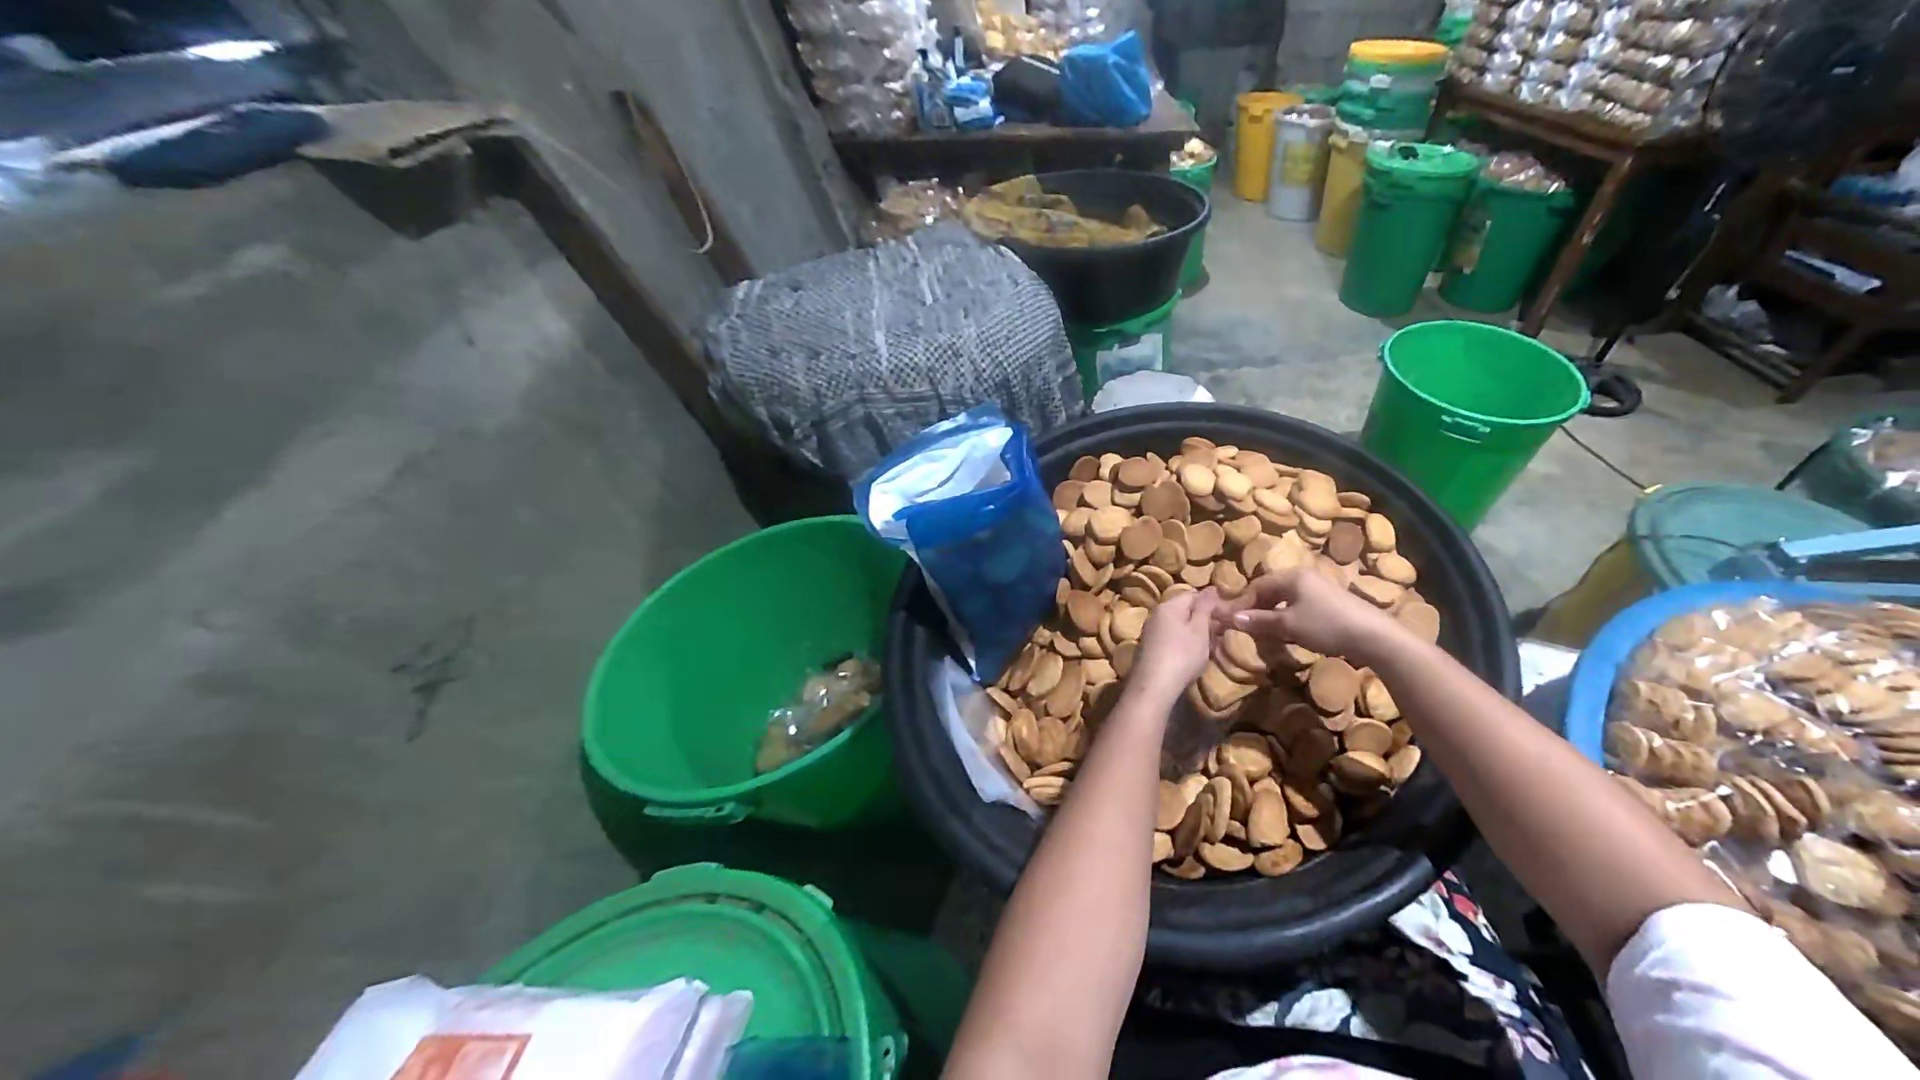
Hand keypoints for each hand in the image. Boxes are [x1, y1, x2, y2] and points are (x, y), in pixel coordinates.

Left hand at [1129, 588, 1223, 700]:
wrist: (1153, 685)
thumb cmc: (1182, 654)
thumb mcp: (1199, 630)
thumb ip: (1205, 608)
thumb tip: (1211, 588)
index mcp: (1168, 606)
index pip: (1193, 594)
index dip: (1212, 602)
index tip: (1228, 615)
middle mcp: (1155, 614)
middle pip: (1184, 609)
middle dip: (1203, 618)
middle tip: (1222, 631)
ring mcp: (1150, 631)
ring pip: (1177, 624)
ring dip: (1195, 631)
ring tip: (1211, 644)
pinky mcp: (1149, 647)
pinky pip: (1170, 637)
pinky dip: (1184, 642)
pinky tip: (1193, 654)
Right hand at [1214, 569, 1409, 665]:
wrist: (1374, 636)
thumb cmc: (1326, 625)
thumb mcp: (1287, 625)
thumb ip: (1258, 620)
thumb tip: (1230, 618)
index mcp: (1292, 576)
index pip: (1256, 586)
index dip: (1240, 603)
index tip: (1228, 621)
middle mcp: (1304, 577)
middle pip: (1270, 589)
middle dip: (1254, 607)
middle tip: (1243, 625)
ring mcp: (1319, 588)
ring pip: (1285, 598)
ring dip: (1270, 612)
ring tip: (1262, 629)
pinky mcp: (1331, 602)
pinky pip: (1299, 604)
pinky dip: (1286, 615)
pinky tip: (1287, 630)